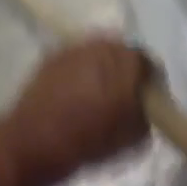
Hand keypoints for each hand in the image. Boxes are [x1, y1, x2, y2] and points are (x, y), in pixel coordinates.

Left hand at [6, 37, 154, 185]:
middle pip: (119, 50)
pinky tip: (75, 91)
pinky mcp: (49, 56)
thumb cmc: (89, 140)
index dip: (149, 79)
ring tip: (98, 91)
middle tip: (124, 92)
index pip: (146, 61)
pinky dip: (78, 70)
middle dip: (124, 68)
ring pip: (94, 52)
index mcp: (125, 61)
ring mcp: (71, 48)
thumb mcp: (133, 136)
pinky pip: (73, 59)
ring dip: (100, 67)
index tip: (148, 96)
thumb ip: (145, 112)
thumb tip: (144, 105)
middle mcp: (99, 45)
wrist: (37, 140)